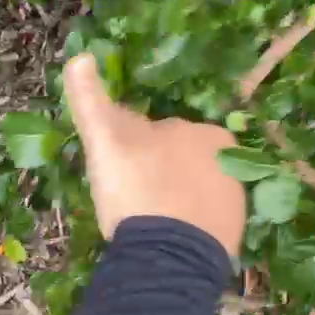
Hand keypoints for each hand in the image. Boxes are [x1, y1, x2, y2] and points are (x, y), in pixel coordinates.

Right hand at [64, 54, 245, 256]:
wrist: (167, 257)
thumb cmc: (138, 190)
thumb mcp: (106, 141)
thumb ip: (91, 100)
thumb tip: (79, 56)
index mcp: (207, 132)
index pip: (165, 133)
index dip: (138, 150)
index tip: (121, 172)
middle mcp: (231, 162)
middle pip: (183, 163)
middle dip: (160, 174)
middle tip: (130, 199)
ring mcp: (235, 202)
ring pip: (194, 194)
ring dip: (172, 203)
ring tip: (144, 224)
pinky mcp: (233, 236)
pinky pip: (203, 225)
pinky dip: (185, 229)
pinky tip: (163, 240)